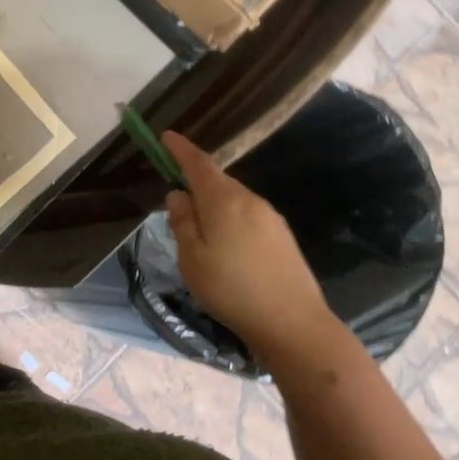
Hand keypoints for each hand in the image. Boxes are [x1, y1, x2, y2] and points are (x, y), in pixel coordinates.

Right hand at [162, 131, 333, 345]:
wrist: (292, 323)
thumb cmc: (231, 290)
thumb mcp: (192, 259)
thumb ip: (182, 222)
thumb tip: (178, 194)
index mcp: (224, 202)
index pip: (199, 164)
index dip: (181, 149)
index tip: (166, 137)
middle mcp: (250, 201)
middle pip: (218, 180)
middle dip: (196, 180)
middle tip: (175, 197)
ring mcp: (270, 218)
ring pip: (234, 199)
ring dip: (213, 203)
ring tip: (198, 230)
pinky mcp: (282, 236)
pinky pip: (248, 215)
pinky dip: (230, 218)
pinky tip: (225, 246)